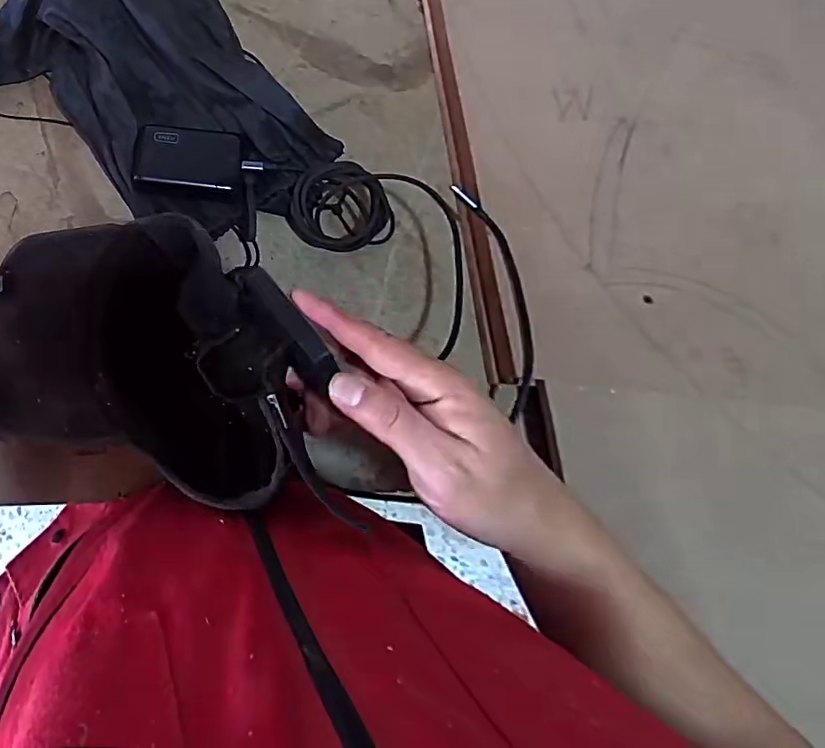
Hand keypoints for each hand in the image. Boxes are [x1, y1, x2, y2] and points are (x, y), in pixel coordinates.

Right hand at [292, 289, 594, 562]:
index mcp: (438, 383)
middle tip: (286, 365)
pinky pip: (374, 398)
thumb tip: (341, 381)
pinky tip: (332, 415)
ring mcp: (425, 398)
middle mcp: (429, 382)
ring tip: (306, 399)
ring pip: (365, 377)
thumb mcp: (439, 463)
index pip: (374, 342)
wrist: (537, 526)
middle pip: (365, 354)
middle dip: (321, 352)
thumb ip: (388, 419)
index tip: (299, 298)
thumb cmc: (496, 497)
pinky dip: (346, 403)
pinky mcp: (420, 415)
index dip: (333, 319)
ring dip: (331, 384)